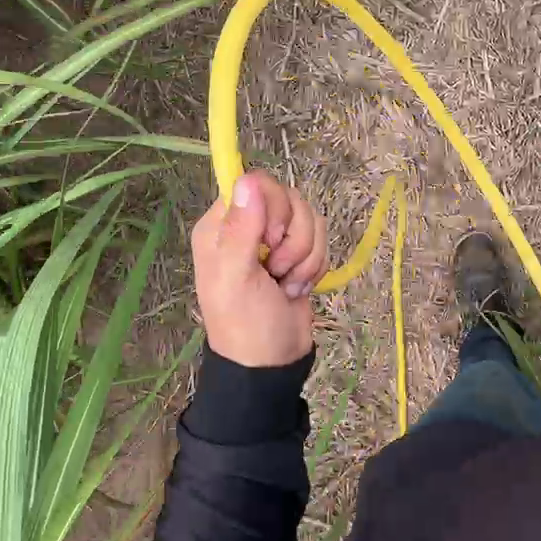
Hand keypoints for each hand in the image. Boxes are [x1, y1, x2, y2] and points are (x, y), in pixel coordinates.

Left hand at [190, 171, 328, 366]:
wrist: (271, 363)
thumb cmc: (244, 322)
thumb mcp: (236, 278)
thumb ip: (241, 228)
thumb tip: (248, 178)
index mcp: (221, 225)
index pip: (256, 183)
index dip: (272, 207)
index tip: (270, 239)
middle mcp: (247, 226)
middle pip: (289, 198)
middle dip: (293, 237)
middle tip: (275, 267)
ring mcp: (274, 240)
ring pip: (309, 217)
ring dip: (305, 255)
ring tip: (286, 282)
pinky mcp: (298, 253)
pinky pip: (320, 237)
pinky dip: (314, 264)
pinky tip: (297, 287)